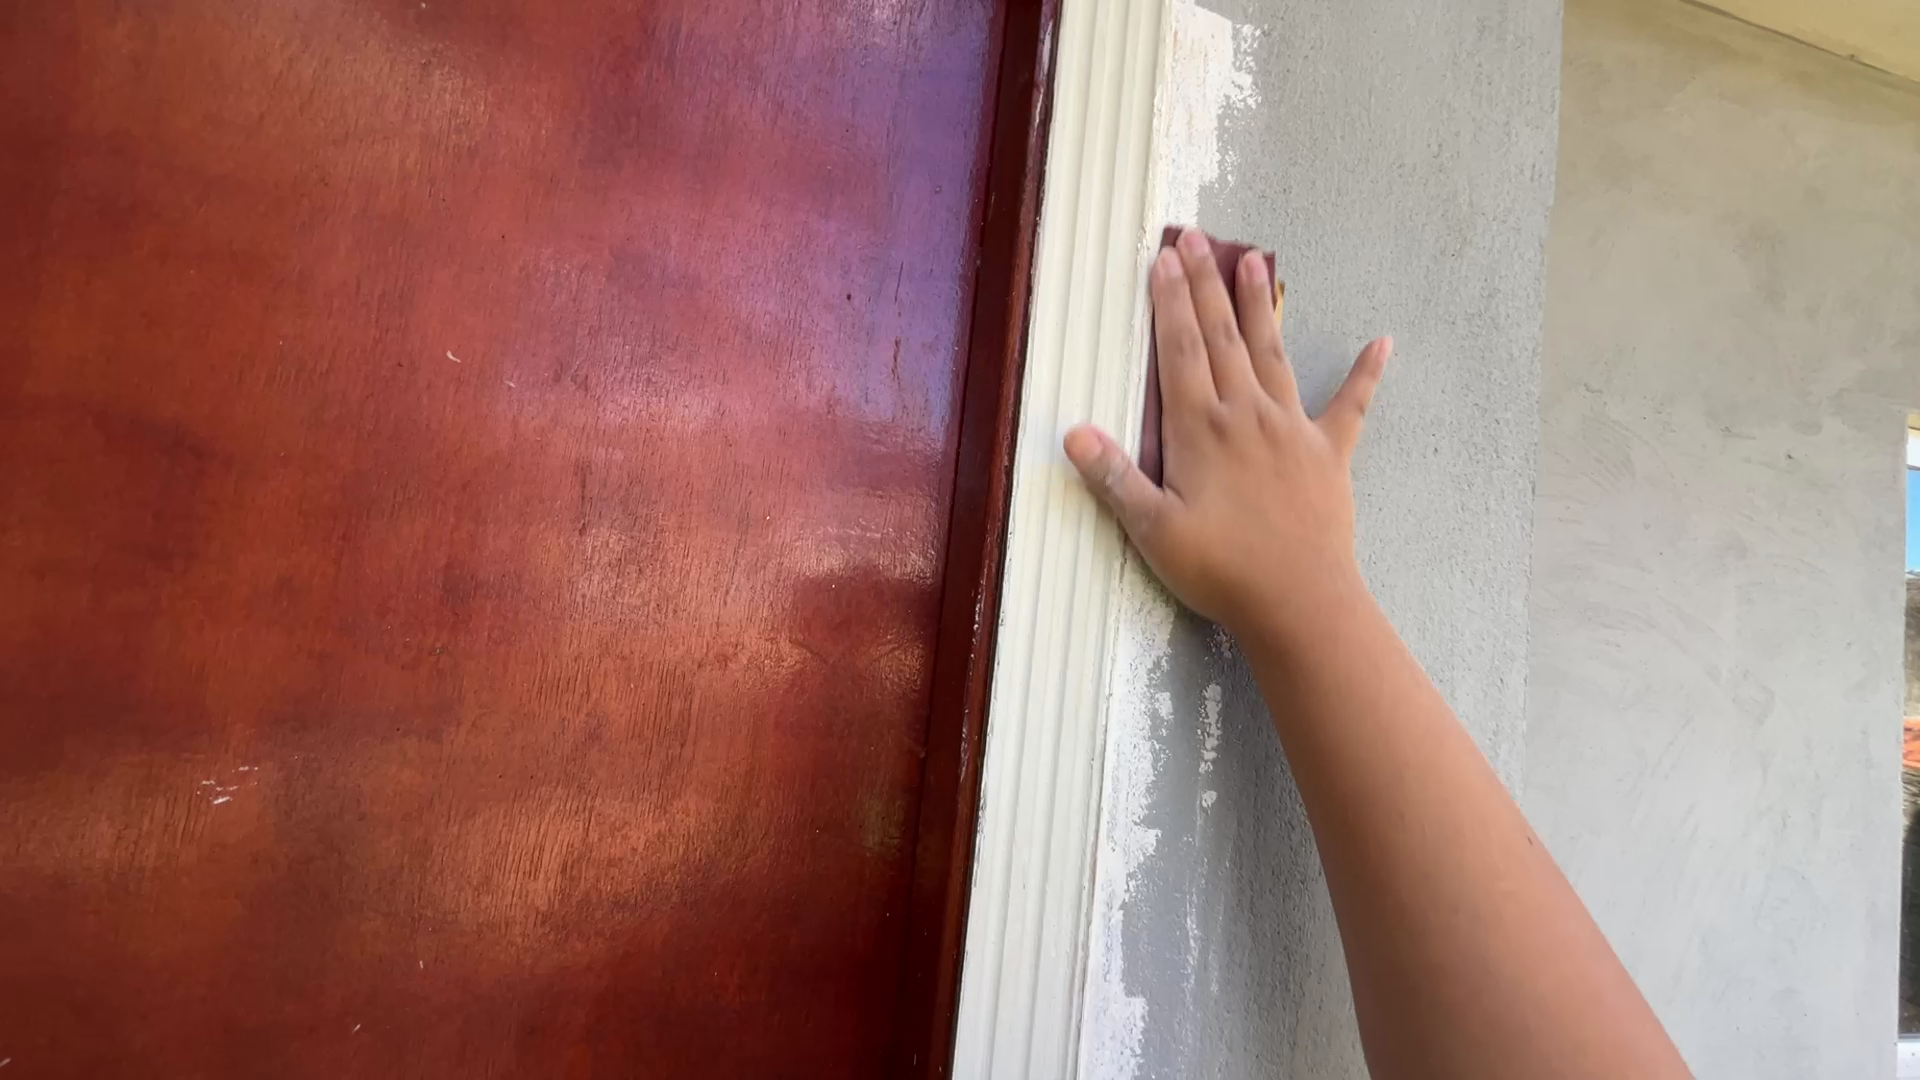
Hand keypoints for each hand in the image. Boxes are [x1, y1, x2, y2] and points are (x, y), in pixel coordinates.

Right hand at [1063, 227, 1391, 638]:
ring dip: (1261, 306)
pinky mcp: (1328, 455)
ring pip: (1273, 354)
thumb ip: (1114, 477)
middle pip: (1222, 338)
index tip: (1164, 259)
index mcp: (1201, 430)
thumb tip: (1073, 432)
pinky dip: (1364, 376)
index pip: (1180, 352)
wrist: (1298, 602)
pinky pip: (1350, 407)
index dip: (1168, 303)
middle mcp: (1246, 415)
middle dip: (1205, 286)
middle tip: (1197, 238)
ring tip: (1256, 259)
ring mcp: (1292, 430)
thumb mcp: (1151, 529)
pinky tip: (1382, 343)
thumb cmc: (1218, 568)